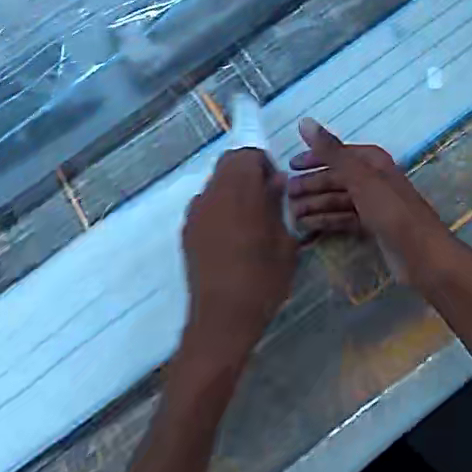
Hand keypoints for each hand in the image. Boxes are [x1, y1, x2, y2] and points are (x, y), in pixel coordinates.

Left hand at [180, 148, 298, 366]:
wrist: (222, 316)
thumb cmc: (262, 280)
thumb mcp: (285, 243)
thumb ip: (279, 206)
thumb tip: (276, 183)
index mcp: (240, 191)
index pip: (248, 155)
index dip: (265, 165)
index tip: (276, 187)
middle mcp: (212, 194)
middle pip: (228, 164)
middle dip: (247, 172)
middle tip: (265, 198)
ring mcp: (195, 211)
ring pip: (215, 184)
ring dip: (232, 190)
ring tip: (249, 220)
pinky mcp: (186, 229)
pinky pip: (204, 205)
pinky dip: (219, 208)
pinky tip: (231, 236)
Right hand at [286, 118, 471, 290]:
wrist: (422, 256)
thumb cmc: (391, 211)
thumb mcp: (359, 177)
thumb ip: (331, 151)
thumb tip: (305, 122)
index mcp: (373, 162)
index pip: (338, 154)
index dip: (314, 158)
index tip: (290, 166)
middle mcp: (374, 179)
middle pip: (336, 178)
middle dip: (311, 185)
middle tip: (286, 195)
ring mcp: (373, 204)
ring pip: (337, 200)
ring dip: (314, 204)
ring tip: (291, 214)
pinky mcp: (372, 227)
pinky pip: (343, 218)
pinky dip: (325, 220)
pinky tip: (307, 226)